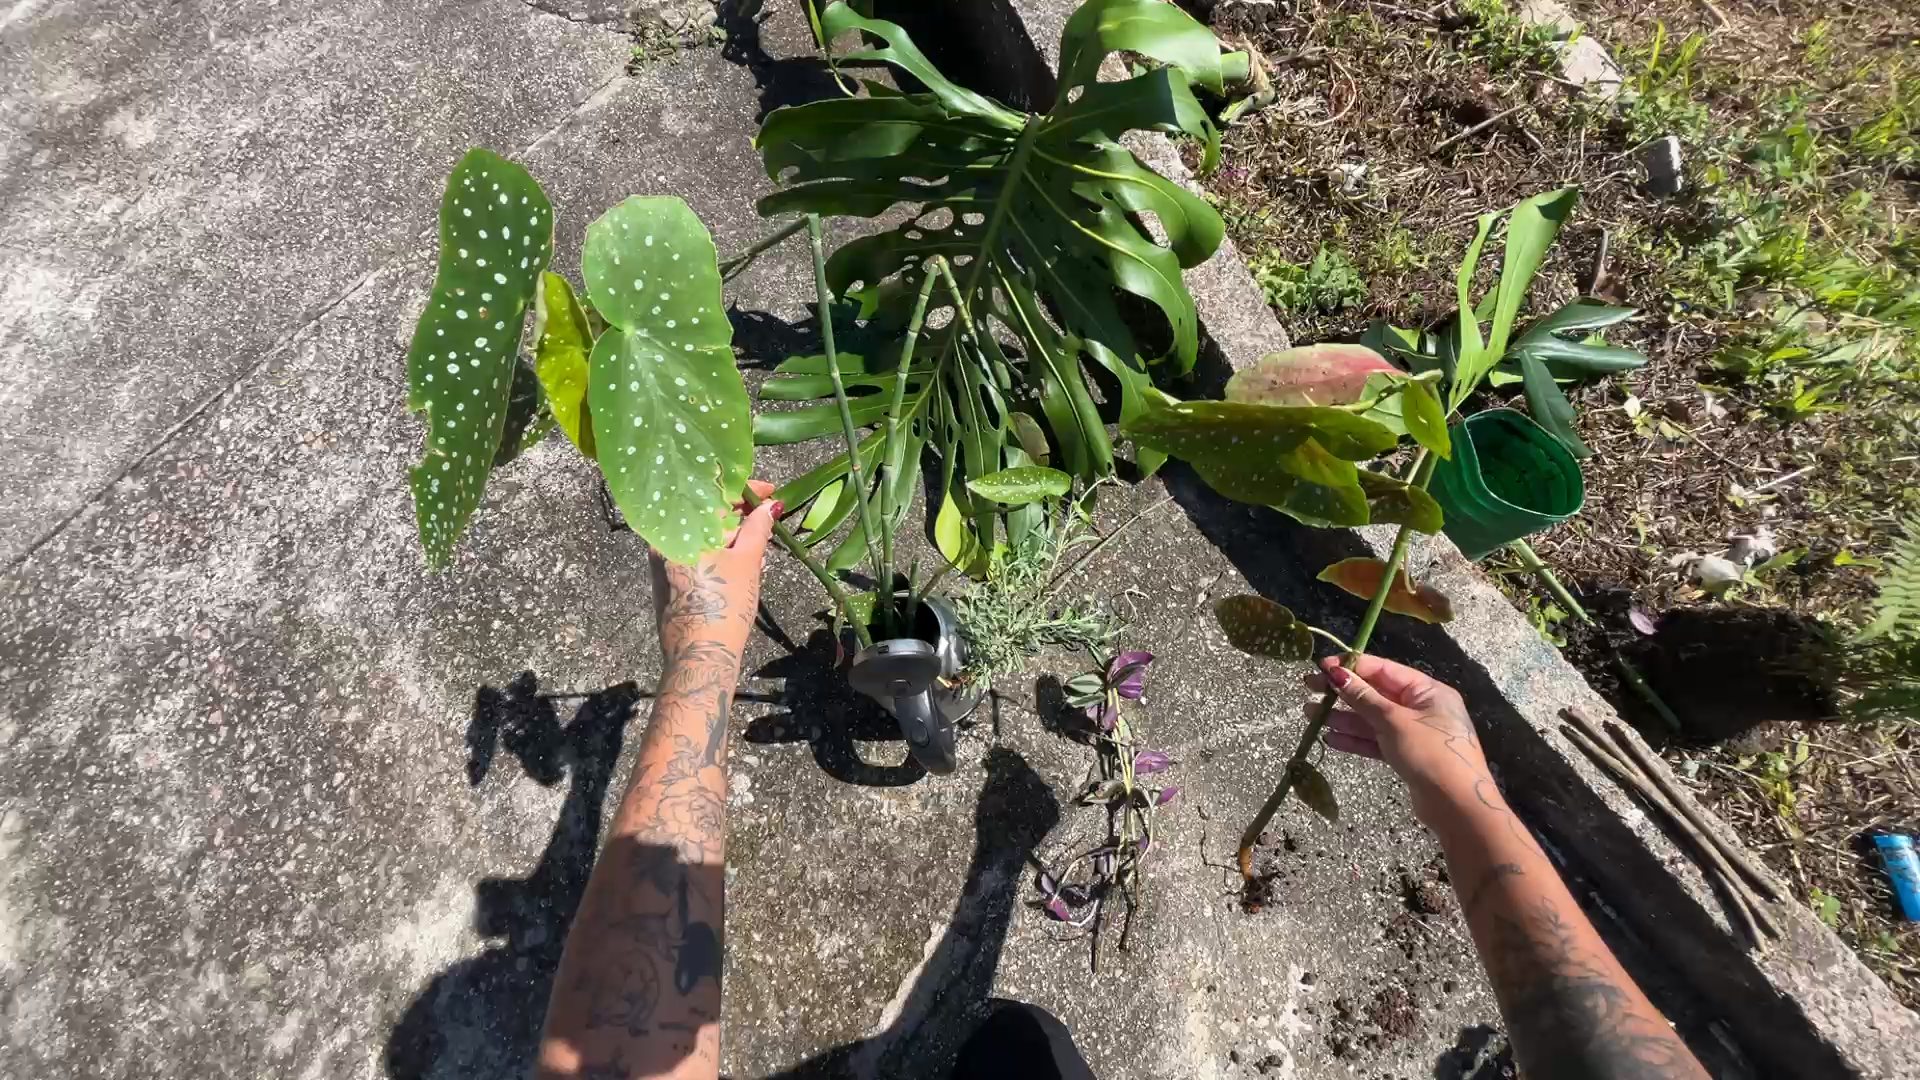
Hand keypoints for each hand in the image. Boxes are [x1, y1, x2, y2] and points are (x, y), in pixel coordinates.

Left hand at [650, 480, 779, 655]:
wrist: (701, 656)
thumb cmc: (724, 604)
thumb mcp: (748, 562)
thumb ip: (758, 529)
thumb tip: (769, 507)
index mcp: (678, 530)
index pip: (714, 497)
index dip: (746, 492)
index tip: (771, 492)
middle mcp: (664, 542)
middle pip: (708, 518)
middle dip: (742, 519)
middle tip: (769, 521)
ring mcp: (664, 563)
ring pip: (705, 539)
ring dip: (734, 539)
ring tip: (761, 551)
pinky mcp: (669, 582)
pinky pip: (697, 557)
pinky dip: (721, 556)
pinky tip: (744, 567)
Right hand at [1303, 655, 1497, 826]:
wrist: (1458, 808)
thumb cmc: (1430, 754)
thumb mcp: (1393, 721)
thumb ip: (1362, 697)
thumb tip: (1336, 674)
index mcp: (1427, 692)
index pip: (1382, 670)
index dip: (1350, 667)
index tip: (1320, 667)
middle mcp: (1421, 708)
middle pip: (1374, 694)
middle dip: (1342, 693)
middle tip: (1309, 688)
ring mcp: (1413, 733)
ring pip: (1371, 719)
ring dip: (1342, 717)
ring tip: (1310, 715)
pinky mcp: (1406, 755)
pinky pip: (1375, 740)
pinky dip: (1354, 739)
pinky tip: (1330, 739)